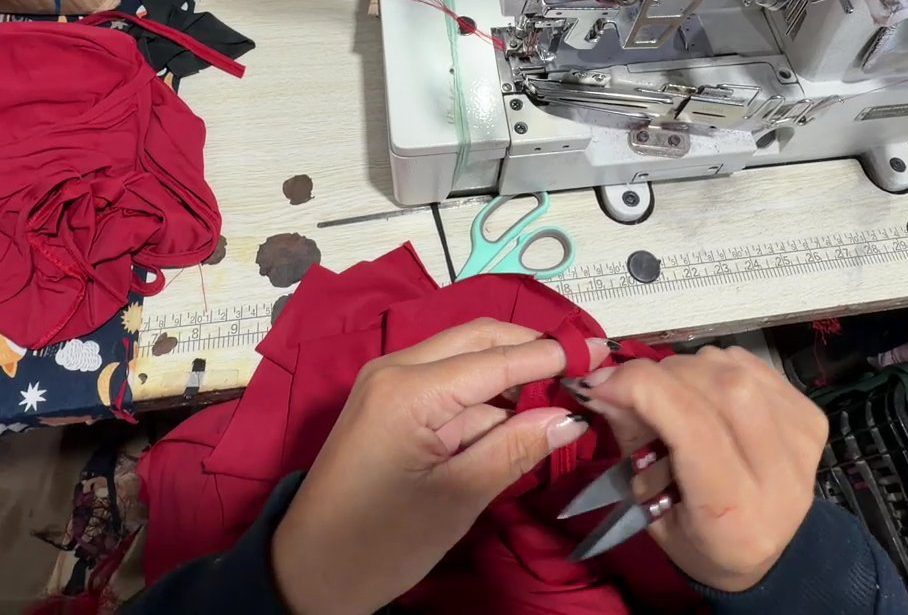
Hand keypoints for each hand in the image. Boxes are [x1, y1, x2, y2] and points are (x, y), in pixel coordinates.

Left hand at [270, 319, 601, 614]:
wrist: (308, 570)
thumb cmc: (383, 542)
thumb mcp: (458, 499)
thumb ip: (515, 448)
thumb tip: (570, 415)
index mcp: (410, 391)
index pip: (497, 359)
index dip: (551, 354)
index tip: (599, 350)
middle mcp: (396, 367)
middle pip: (479, 337)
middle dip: (530, 347)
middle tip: (580, 365)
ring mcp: (388, 377)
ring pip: (463, 352)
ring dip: (508, 367)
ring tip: (555, 391)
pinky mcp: (388, 393)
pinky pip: (446, 374)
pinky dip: (482, 387)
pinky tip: (510, 410)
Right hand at [573, 346, 827, 592]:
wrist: (771, 554)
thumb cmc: (700, 539)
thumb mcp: (650, 507)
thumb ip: (629, 439)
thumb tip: (601, 383)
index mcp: (736, 513)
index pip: (694, 427)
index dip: (643, 389)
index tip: (602, 383)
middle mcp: (780, 476)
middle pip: (719, 386)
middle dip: (662, 374)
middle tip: (634, 389)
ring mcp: (802, 441)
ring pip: (732, 366)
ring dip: (686, 367)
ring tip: (673, 395)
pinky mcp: (810, 416)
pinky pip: (748, 363)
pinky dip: (714, 365)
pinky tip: (706, 392)